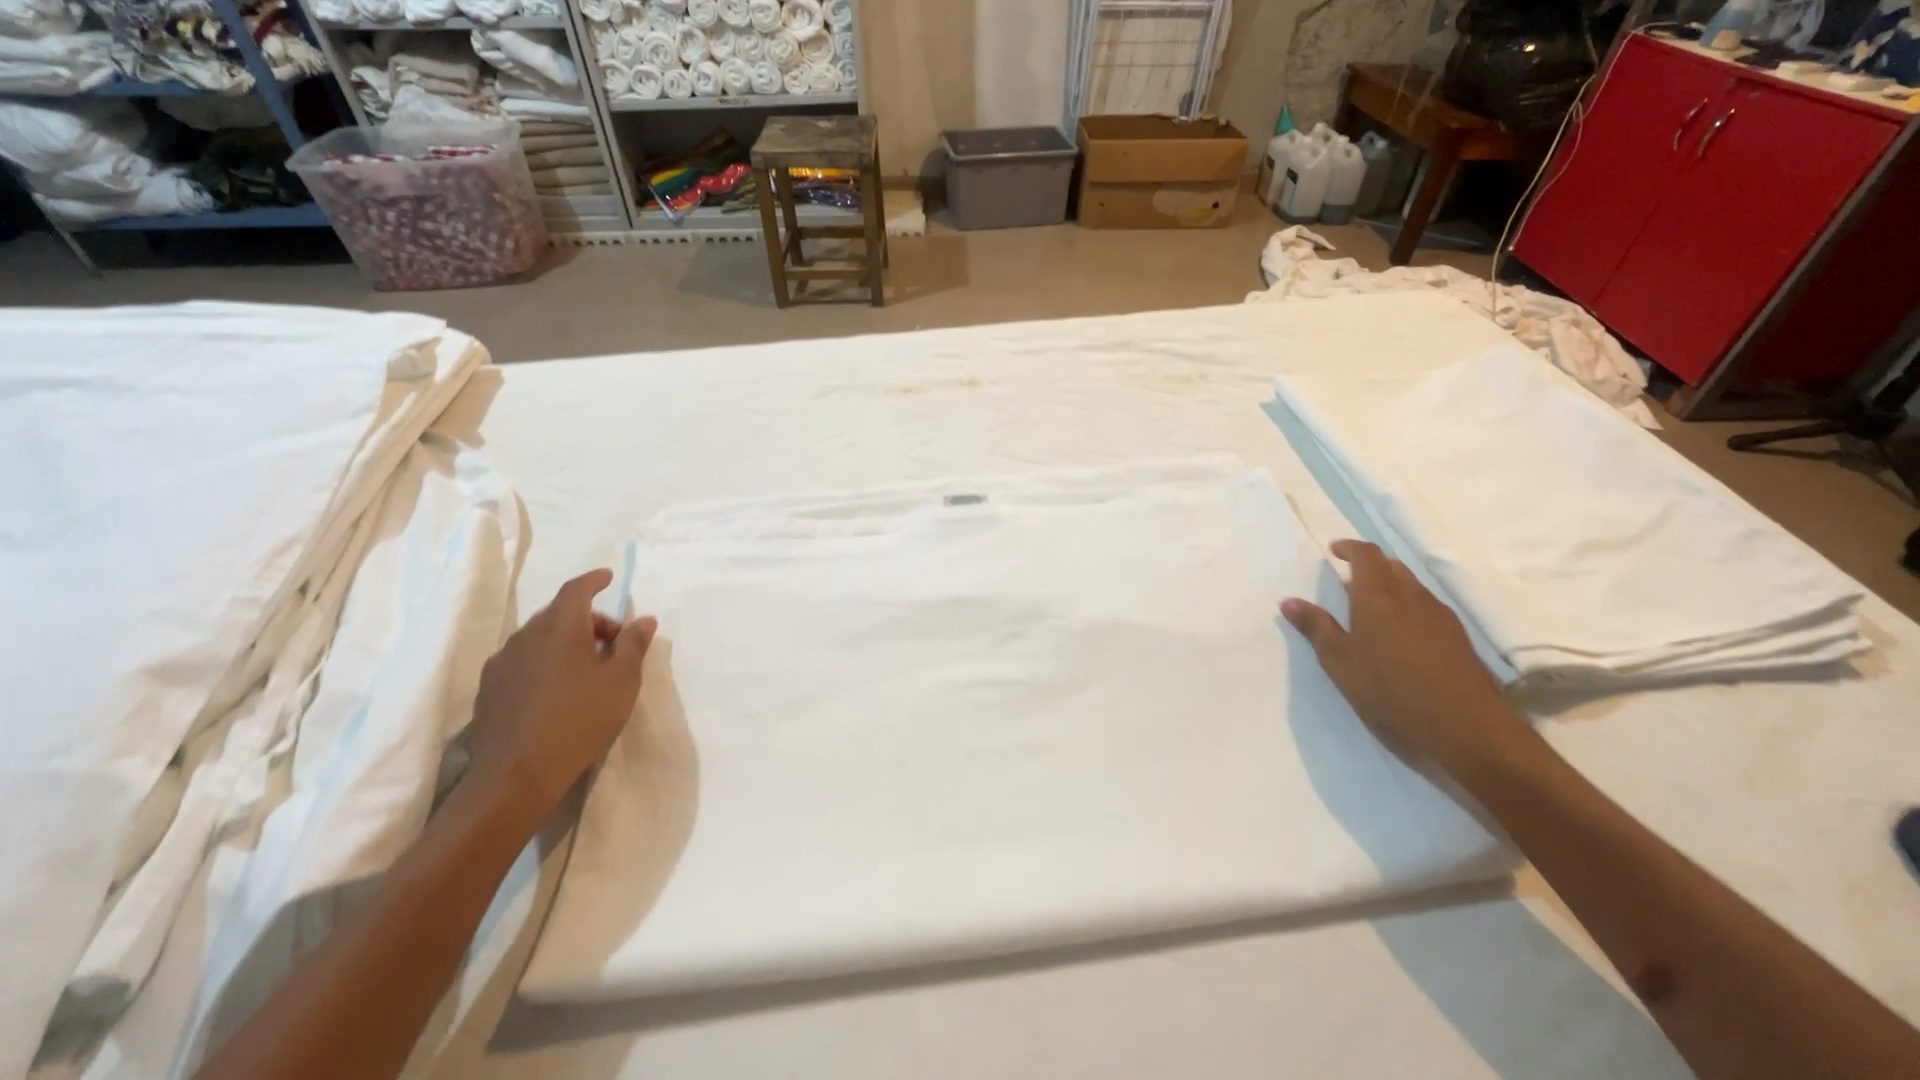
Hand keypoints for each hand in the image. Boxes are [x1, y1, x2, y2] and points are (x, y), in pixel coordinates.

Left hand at [467, 569, 657, 811]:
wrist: (517, 773)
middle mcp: (526, 635)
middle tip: (613, 643)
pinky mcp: (489, 688)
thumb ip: (633, 645)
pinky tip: (556, 692)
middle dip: (588, 620)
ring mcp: (502, 662)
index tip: (608, 578)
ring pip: (539, 639)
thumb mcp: (621, 682)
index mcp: (561, 627)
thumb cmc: (580, 719)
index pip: (576, 589)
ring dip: (565, 643)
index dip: (594, 580)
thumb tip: (644, 619)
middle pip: (559, 614)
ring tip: (587, 672)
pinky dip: (544, 663)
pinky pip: (523, 662)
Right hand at [1281, 539, 1533, 777]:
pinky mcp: (1457, 636)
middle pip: (1392, 566)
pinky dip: (1409, 608)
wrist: (1463, 724)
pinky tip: (1402, 637)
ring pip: (1412, 586)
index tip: (1334, 551)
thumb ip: (1316, 628)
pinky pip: (1427, 607)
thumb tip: (1289, 601)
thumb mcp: (1341, 663)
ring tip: (1372, 612)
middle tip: (1348, 584)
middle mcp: (1411, 596)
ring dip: (1391, 588)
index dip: (1350, 548)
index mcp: (1378, 597)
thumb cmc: (1390, 691)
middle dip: (1370, 567)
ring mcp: (1439, 615)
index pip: (1367, 555)